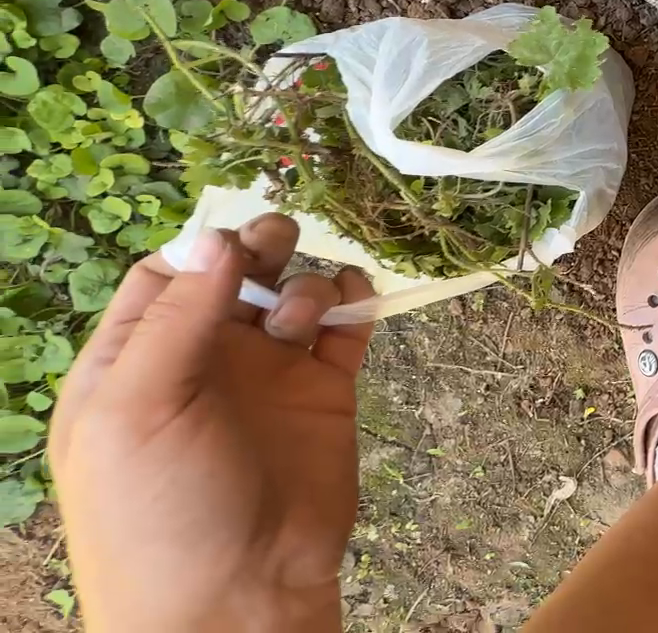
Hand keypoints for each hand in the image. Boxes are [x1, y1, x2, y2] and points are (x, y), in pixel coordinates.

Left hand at [50, 215, 373, 632]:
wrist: (242, 585)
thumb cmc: (161, 506)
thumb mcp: (142, 411)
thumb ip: (177, 320)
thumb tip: (215, 236)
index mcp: (137, 362)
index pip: (166, 276)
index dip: (202, 251)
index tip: (235, 248)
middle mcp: (206, 357)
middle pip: (239, 275)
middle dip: (264, 249)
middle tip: (283, 244)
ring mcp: (271, 370)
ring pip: (297, 292)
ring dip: (309, 285)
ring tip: (305, 317)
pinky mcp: (328, 385)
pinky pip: (348, 324)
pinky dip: (356, 304)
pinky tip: (353, 310)